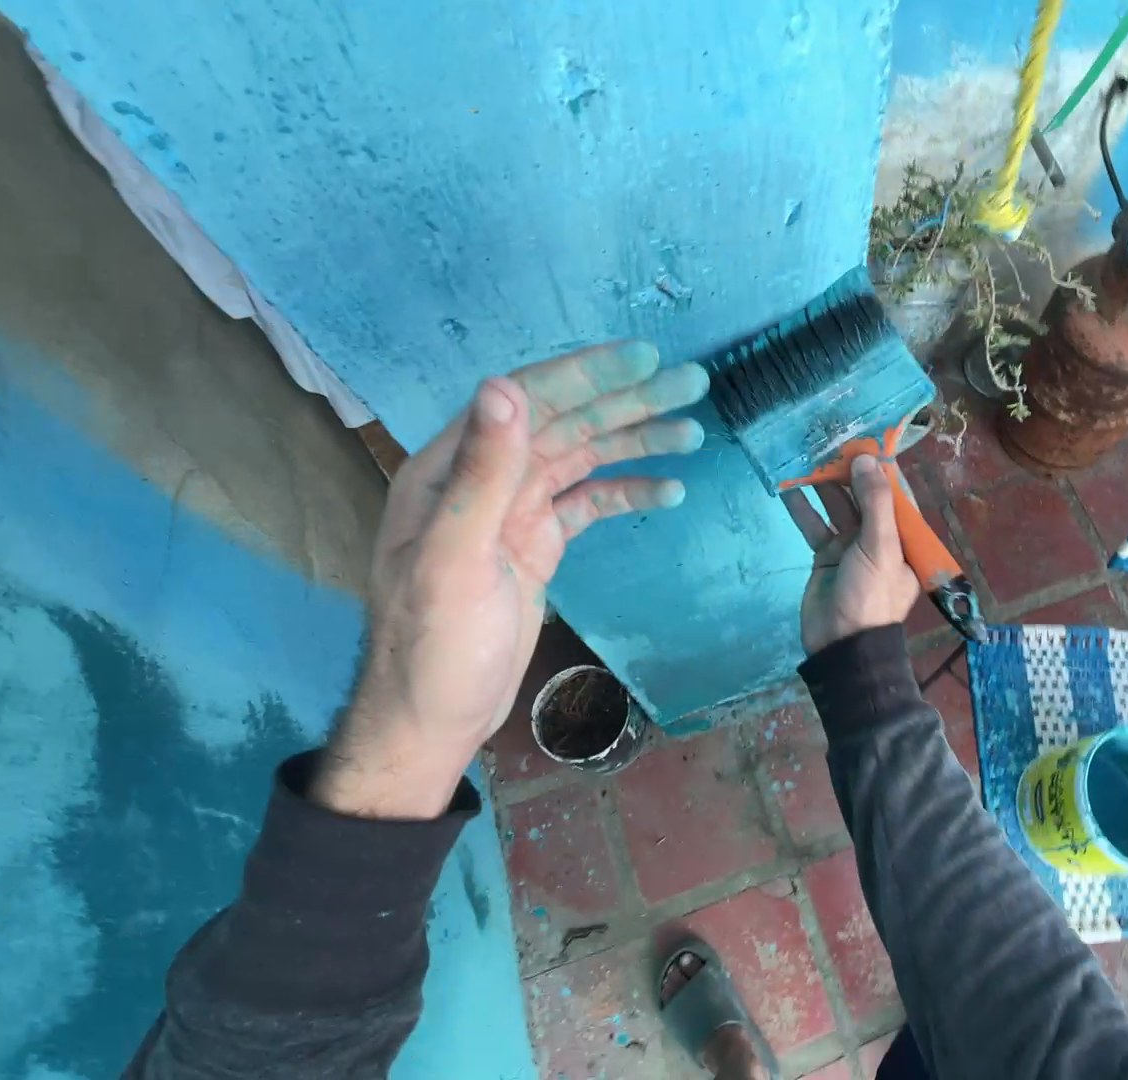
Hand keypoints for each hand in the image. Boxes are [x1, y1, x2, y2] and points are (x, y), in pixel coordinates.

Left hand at [315, 341, 708, 818]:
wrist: (434, 716)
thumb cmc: (435, 645)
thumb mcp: (452, 559)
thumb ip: (481, 474)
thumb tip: (504, 386)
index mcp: (454, 466)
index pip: (529, 401)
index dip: (589, 376)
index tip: (647, 359)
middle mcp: (487, 477)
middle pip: (566, 424)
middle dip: (629, 402)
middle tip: (693, 383)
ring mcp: (516, 510)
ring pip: (584, 460)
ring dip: (637, 442)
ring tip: (693, 433)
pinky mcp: (540, 542)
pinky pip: (590, 504)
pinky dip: (628, 493)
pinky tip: (669, 489)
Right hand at [780, 455, 921, 654]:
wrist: (843, 644)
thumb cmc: (871, 595)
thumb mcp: (880, 547)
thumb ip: (875, 501)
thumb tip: (866, 458)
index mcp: (903, 535)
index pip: (892, 491)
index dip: (878, 465)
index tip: (862, 435)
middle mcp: (878, 536)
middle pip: (862, 495)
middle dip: (846, 470)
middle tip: (826, 439)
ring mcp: (850, 545)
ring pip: (836, 506)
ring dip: (822, 484)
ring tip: (805, 454)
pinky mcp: (825, 555)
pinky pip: (814, 525)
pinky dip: (802, 507)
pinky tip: (787, 486)